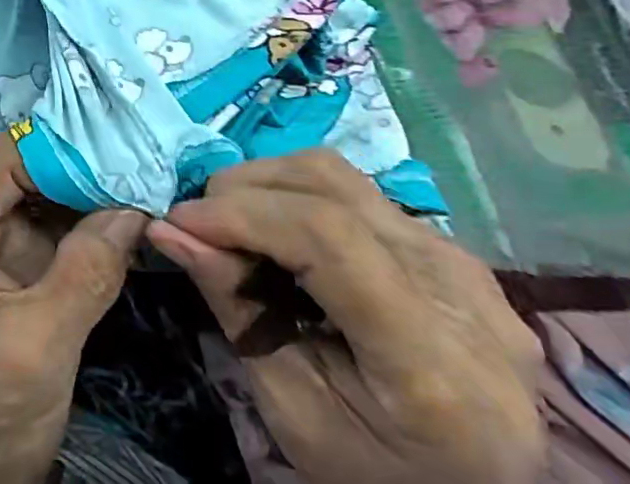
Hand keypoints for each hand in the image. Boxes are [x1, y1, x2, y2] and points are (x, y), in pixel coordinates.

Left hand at [0, 133, 147, 483]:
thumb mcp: (40, 335)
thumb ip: (85, 270)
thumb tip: (133, 208)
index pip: (7, 162)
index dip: (56, 144)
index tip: (114, 133)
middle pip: (31, 177)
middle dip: (83, 166)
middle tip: (145, 149)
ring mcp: (7, 251)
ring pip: (53, 205)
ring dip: (96, 193)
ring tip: (150, 170)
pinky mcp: (32, 276)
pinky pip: (67, 238)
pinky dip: (99, 227)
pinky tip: (138, 215)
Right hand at [146, 150, 544, 483]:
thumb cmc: (373, 467)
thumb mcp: (291, 410)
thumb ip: (235, 311)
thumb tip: (167, 230)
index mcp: (431, 361)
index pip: (328, 237)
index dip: (240, 214)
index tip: (177, 223)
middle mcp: (461, 295)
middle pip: (328, 189)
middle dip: (239, 190)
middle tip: (194, 225)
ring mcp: (463, 264)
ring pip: (338, 175)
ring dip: (263, 183)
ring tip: (228, 221)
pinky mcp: (449, 249)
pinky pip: (353, 191)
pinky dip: (292, 196)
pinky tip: (274, 231)